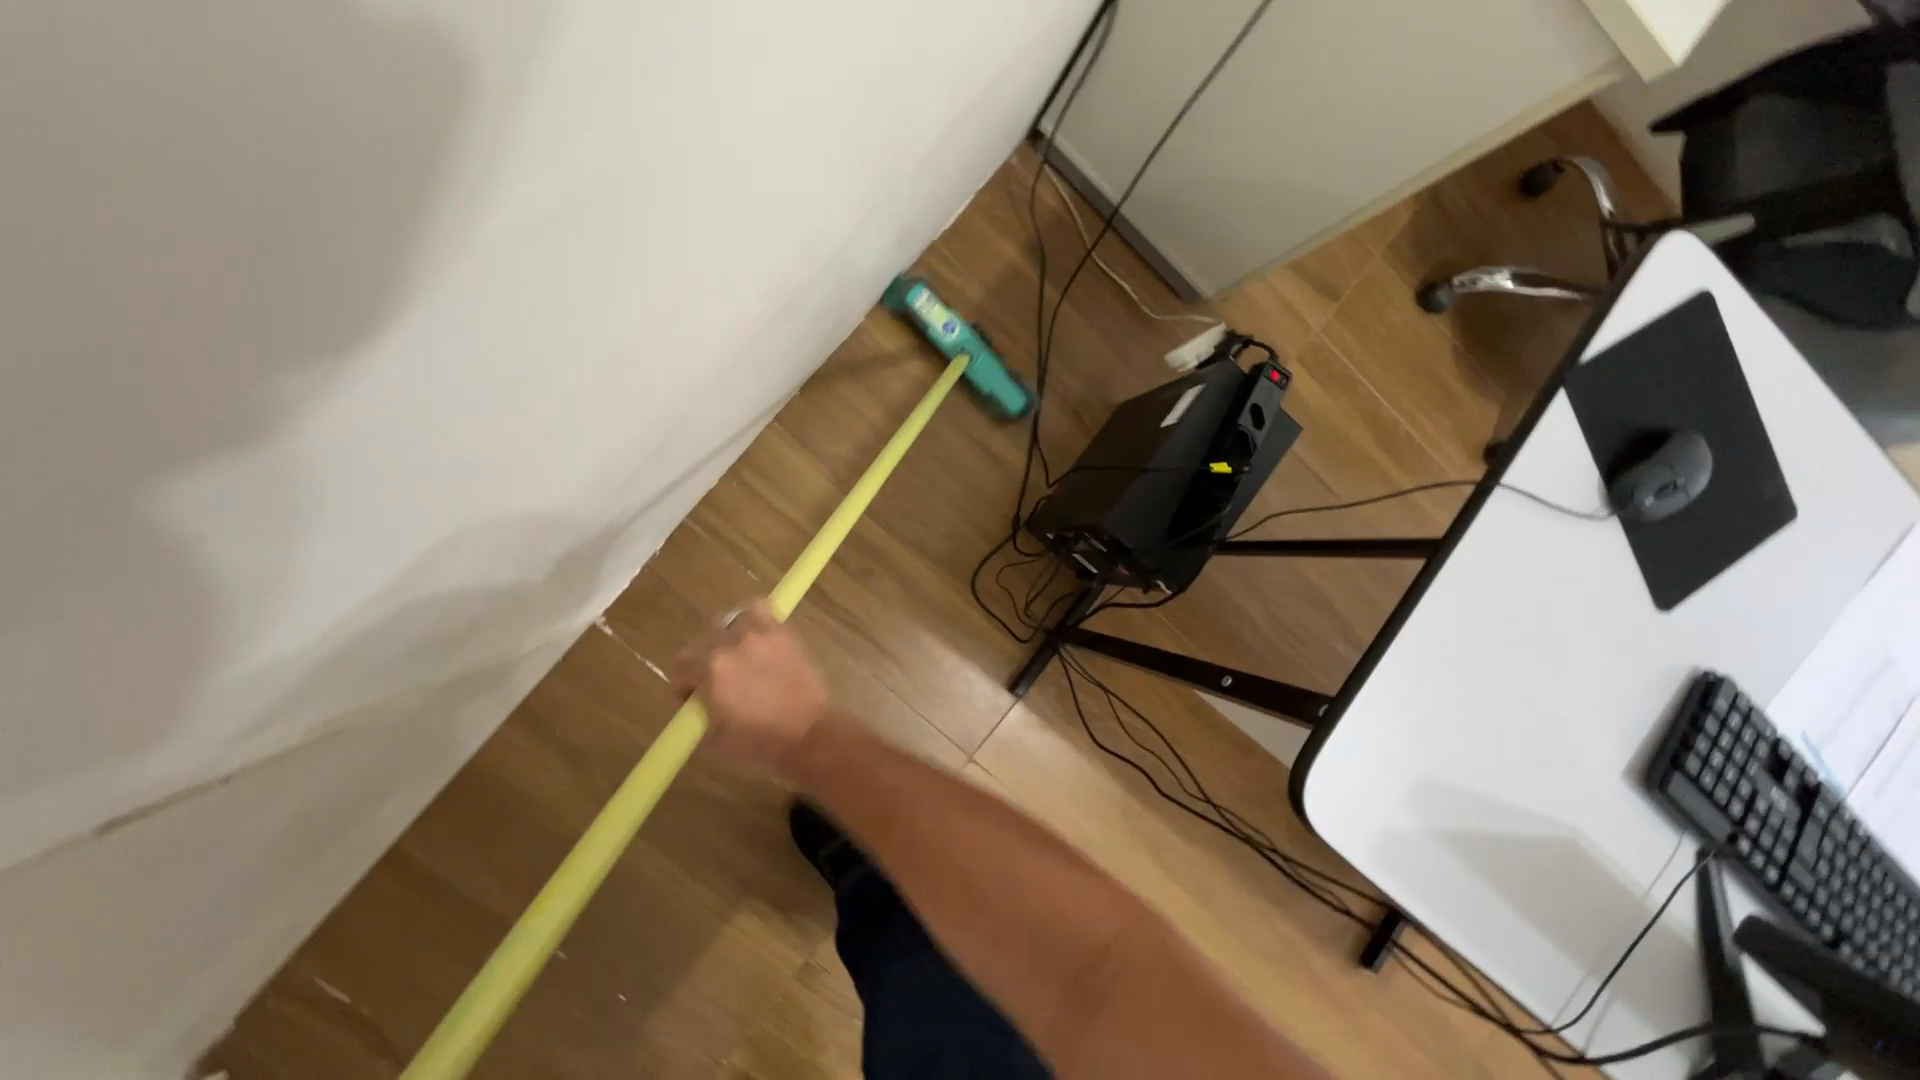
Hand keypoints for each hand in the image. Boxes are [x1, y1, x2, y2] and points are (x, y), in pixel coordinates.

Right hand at [670, 599, 831, 774]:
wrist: (809, 733)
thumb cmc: (760, 742)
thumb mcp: (714, 736)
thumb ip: (699, 710)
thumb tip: (697, 700)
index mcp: (710, 669)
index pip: (680, 664)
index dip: (683, 684)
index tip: (693, 698)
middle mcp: (731, 644)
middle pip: (702, 642)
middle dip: (703, 663)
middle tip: (717, 683)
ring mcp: (758, 633)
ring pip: (729, 621)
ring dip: (727, 638)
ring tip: (736, 657)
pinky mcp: (782, 632)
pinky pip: (759, 609)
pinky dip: (753, 619)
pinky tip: (755, 638)